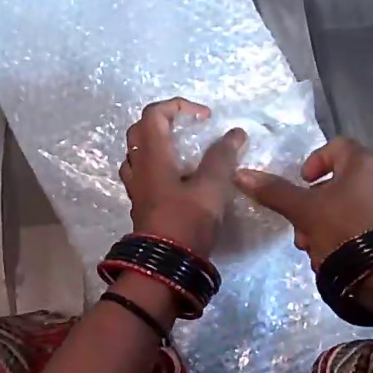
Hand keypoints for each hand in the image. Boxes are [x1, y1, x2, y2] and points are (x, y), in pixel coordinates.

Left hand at [119, 97, 247, 255]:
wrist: (165, 266)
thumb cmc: (186, 223)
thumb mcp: (211, 188)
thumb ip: (222, 158)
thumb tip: (235, 133)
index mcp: (152, 157)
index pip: (154, 114)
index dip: (179, 107)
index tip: (204, 119)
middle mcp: (138, 169)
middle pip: (140, 131)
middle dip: (165, 123)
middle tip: (190, 131)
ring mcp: (137, 189)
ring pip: (138, 155)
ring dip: (158, 146)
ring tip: (183, 154)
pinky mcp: (141, 207)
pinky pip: (143, 176)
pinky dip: (158, 168)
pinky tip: (178, 180)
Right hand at [233, 138, 372, 264]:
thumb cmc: (344, 229)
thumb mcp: (304, 210)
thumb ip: (274, 192)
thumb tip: (241, 174)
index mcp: (364, 161)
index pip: (334, 147)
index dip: (312, 163)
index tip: (300, 184)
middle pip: (336, 181)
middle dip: (311, 206)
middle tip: (300, 227)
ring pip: (344, 207)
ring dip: (321, 225)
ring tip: (312, 248)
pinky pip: (359, 223)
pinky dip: (341, 235)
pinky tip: (330, 255)